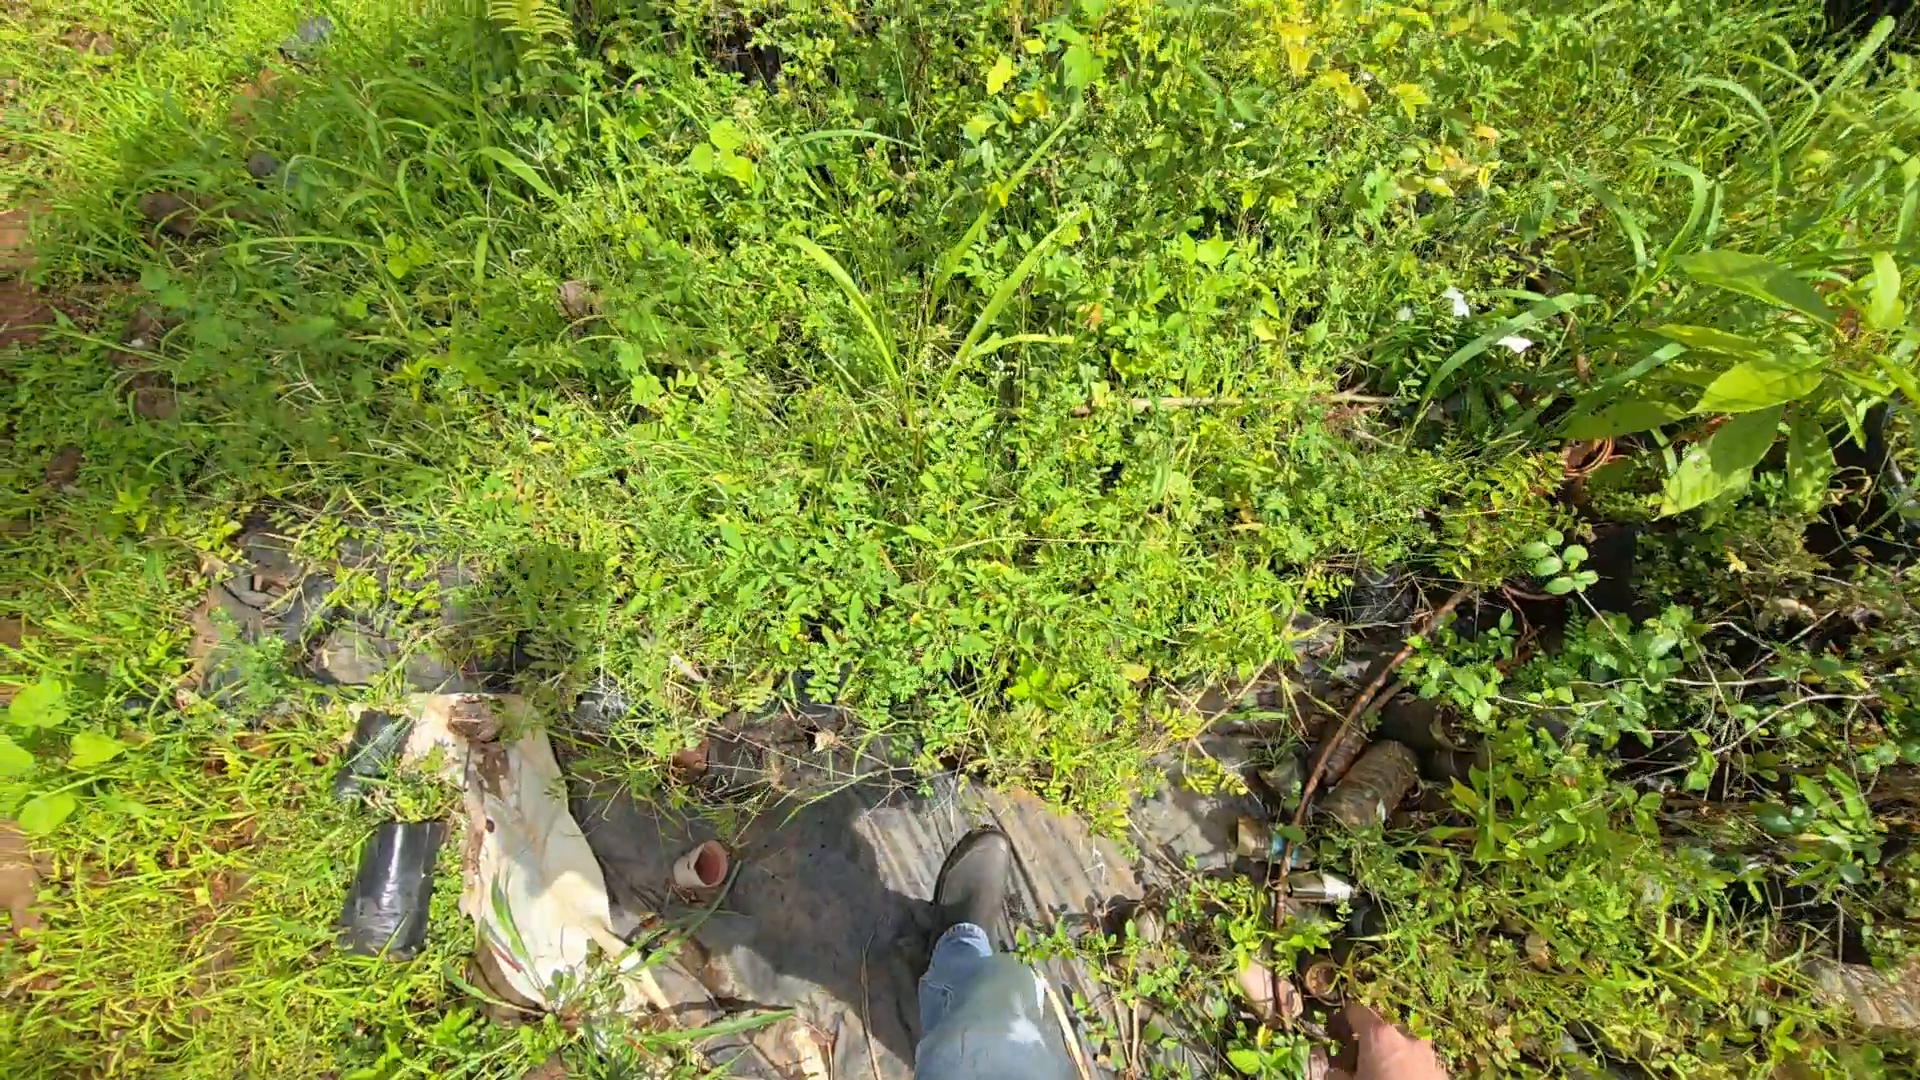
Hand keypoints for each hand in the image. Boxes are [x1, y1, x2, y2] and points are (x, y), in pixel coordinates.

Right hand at [1327, 1004, 1447, 1079]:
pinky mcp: (1445, 1075)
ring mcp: (1430, 1057)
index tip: (1337, 1035)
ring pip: (1405, 1048)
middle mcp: (1406, 1037)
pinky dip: (1412, 1072)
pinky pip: (1422, 1066)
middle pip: (1383, 1029)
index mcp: (1378, 1034)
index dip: (1344, 1021)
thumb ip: (1337, 1074)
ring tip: (1387, 1075)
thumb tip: (1336, 1071)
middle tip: (1362, 1062)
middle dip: (1372, 1042)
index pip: (1356, 1011)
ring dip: (1395, 1057)